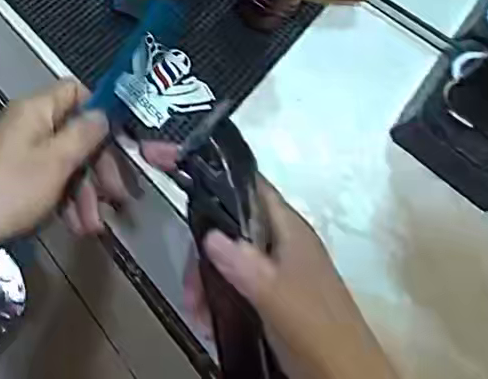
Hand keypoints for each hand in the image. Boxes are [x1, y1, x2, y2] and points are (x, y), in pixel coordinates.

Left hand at [0, 80, 117, 272]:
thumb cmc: (11, 190)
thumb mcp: (56, 163)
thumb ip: (84, 135)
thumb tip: (104, 114)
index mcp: (37, 108)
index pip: (76, 91)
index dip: (99, 112)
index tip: (118, 142)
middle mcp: (29, 122)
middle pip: (75, 130)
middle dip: (98, 165)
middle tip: (116, 196)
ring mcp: (21, 149)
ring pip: (64, 160)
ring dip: (84, 191)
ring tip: (92, 226)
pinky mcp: (15, 175)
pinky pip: (49, 177)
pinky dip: (65, 199)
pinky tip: (75, 226)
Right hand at [140, 146, 395, 378]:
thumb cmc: (320, 331)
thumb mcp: (278, 296)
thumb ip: (245, 263)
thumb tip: (208, 233)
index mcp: (287, 225)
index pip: (243, 178)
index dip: (208, 164)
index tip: (168, 156)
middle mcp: (282, 238)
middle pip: (229, 219)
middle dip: (202, 244)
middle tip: (187, 277)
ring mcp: (279, 268)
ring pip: (228, 253)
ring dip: (206, 277)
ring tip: (196, 308)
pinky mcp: (274, 297)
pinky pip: (234, 282)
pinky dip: (217, 296)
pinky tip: (207, 318)